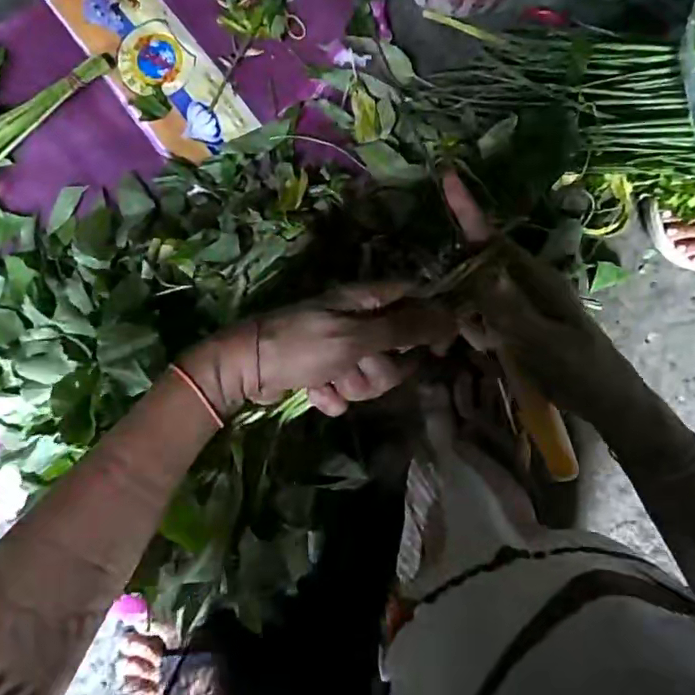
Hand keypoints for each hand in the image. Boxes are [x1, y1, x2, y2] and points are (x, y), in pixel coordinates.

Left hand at [184, 283, 455, 416]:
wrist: (242, 371)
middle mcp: (362, 321)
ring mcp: (345, 348)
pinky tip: (315, 391)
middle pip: (400, 349)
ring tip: (329, 379)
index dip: (433, 321)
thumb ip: (405, 328)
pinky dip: (334, 394)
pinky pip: (350, 388)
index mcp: (370, 300)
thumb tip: (452, 316)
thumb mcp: (357, 337)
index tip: (438, 348)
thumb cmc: (300, 345)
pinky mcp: (329, 371)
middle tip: (356, 366)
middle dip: (380, 368)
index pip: (418, 300)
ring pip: (377, 374)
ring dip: (354, 384)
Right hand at [441, 173, 651, 425]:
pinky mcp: (521, 326)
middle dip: (454, 276)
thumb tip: (482, 270)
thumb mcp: (545, 342)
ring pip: (480, 292)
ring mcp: (524, 305)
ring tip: (468, 340)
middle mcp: (529, 284)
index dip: (469, 210)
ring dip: (465, 309)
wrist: (609, 401)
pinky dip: (476, 328)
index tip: (447, 176)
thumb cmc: (582, 370)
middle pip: (480, 263)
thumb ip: (512, 309)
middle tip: (441, 303)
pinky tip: (481, 348)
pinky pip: (488, 316)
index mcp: (537, 279)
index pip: (494, 239)